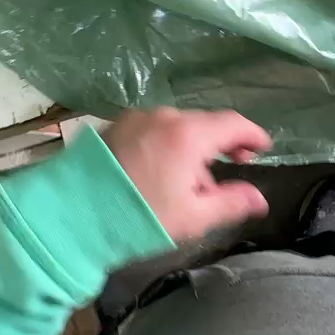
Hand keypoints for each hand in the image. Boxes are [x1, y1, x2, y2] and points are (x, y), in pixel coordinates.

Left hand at [102, 108, 271, 241]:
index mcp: (188, 135)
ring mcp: (136, 118)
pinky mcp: (114, 126)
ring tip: (188, 181)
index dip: (252, 134)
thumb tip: (260, 198)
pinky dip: (165, 144)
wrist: (71, 215)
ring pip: (177, 127)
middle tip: (230, 168)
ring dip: (191, 147)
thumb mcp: (193, 218)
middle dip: (221, 145)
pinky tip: (159, 171)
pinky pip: (152, 129)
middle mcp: (164, 116)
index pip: (233, 123)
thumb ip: (232, 203)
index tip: (263, 147)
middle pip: (204, 124)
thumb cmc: (139, 218)